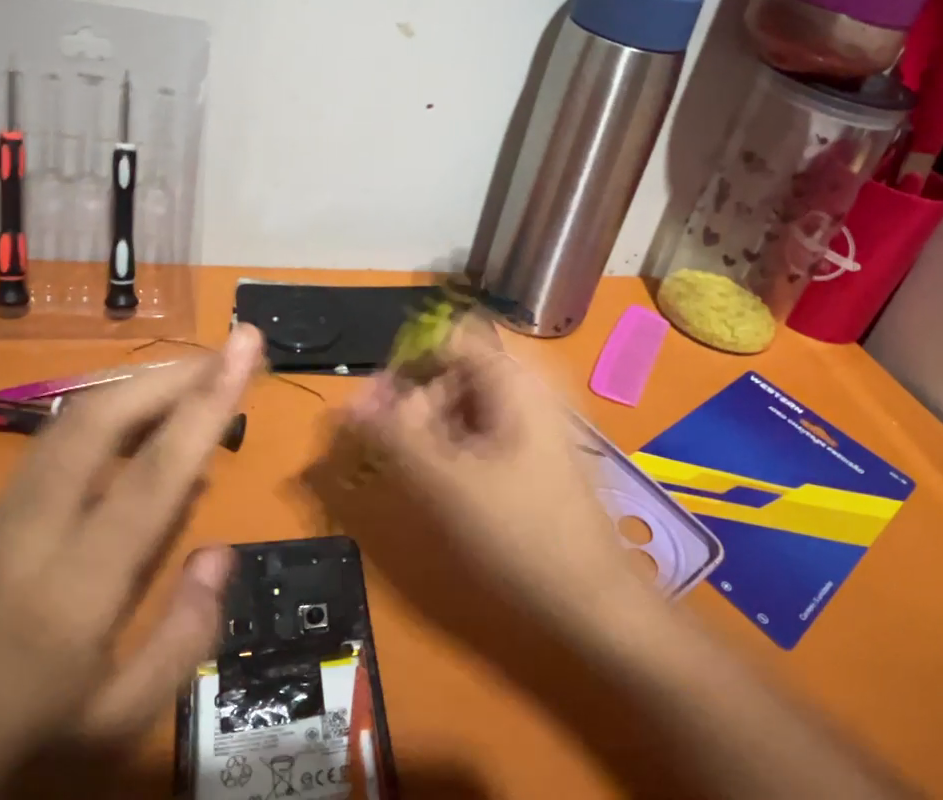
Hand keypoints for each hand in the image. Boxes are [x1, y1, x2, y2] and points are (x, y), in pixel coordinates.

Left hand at [0, 325, 263, 799]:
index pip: (154, 472)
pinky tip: (140, 433)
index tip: (246, 346)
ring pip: (70, 421)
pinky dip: (109, 418)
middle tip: (229, 350)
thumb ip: (185, 635)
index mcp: (77, 585)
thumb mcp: (120, 718)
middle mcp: (32, 529)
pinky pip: (53, 445)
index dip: (207, 403)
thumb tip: (219, 552)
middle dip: (170, 373)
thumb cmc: (19, 740)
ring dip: (137, 388)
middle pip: (100, 418)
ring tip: (195, 377)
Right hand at [341, 320, 647, 635]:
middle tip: (390, 449)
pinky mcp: (532, 462)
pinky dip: (452, 451)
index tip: (376, 407)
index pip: (448, 339)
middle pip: (455, 373)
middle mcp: (526, 392)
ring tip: (410, 472)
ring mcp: (533, 428)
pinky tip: (439, 487)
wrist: (592, 602)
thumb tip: (350, 400)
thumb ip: (394, 433)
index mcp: (513, 381)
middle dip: (415, 402)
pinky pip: (481, 437)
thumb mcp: (445, 480)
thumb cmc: (519, 534)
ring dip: (429, 430)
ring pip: (465, 408)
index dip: (407, 364)